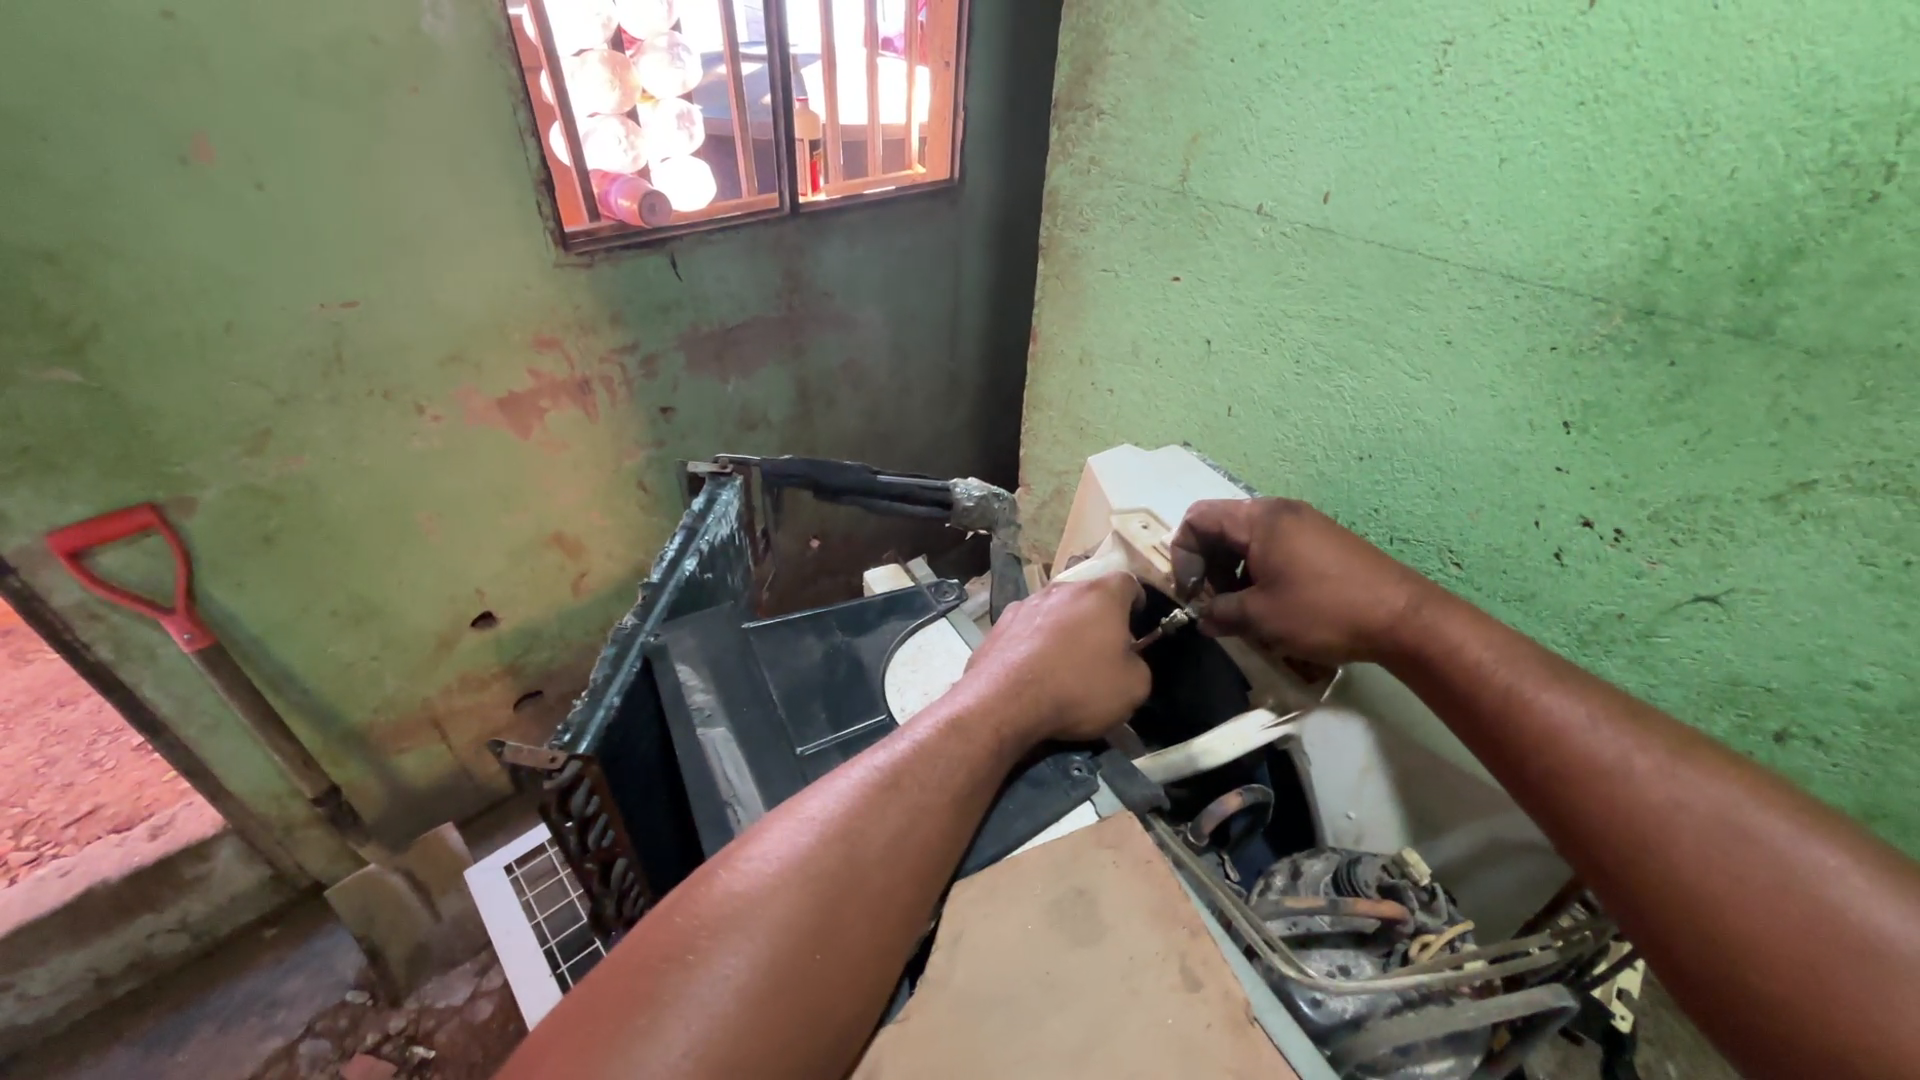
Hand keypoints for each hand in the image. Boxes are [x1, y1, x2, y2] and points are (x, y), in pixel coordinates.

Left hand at [961, 572, 1150, 743]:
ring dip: (1063, 628)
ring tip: (1064, 662)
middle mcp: (1062, 589)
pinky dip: (1034, 643)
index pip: (1127, 582)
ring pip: (1054, 610)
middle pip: (1087, 595)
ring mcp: (1026, 603)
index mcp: (1101, 595)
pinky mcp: (999, 624)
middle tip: (1102, 647)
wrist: (1006, 701)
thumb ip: (1138, 664)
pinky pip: (1027, 628)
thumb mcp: (1133, 687)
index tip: (1137, 620)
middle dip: (1097, 616)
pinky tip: (1033, 670)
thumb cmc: (1078, 688)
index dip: (1136, 600)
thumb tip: (1127, 659)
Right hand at [1171, 498, 1440, 664]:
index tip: (1192, 594)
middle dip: (1208, 566)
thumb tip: (1204, 618)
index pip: (1197, 519)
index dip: (1183, 556)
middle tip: (1215, 604)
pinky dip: (1260, 572)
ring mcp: (1305, 524)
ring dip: (1234, 572)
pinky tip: (1272, 606)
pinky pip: (1274, 548)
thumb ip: (1220, 613)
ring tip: (1243, 610)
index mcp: (1259, 519)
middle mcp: (1280, 512)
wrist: (1404, 619)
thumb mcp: (1260, 617)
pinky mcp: (1323, 542)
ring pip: (1248, 540)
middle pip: (1221, 527)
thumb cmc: (1323, 611)